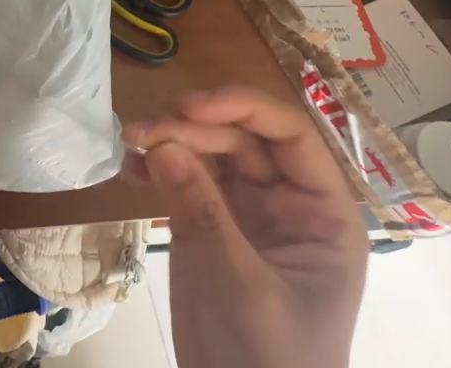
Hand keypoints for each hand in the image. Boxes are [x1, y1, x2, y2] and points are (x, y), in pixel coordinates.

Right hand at [127, 87, 367, 367]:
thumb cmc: (268, 358)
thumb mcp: (241, 286)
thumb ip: (204, 213)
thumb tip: (162, 145)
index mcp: (323, 213)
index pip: (290, 135)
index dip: (242, 107)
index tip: (188, 107)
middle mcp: (288, 201)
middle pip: (240, 137)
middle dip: (190, 127)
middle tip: (140, 133)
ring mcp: (246, 211)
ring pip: (208, 151)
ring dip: (167, 139)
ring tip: (128, 142)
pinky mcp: (209, 224)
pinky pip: (183, 177)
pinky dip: (155, 166)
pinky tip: (128, 167)